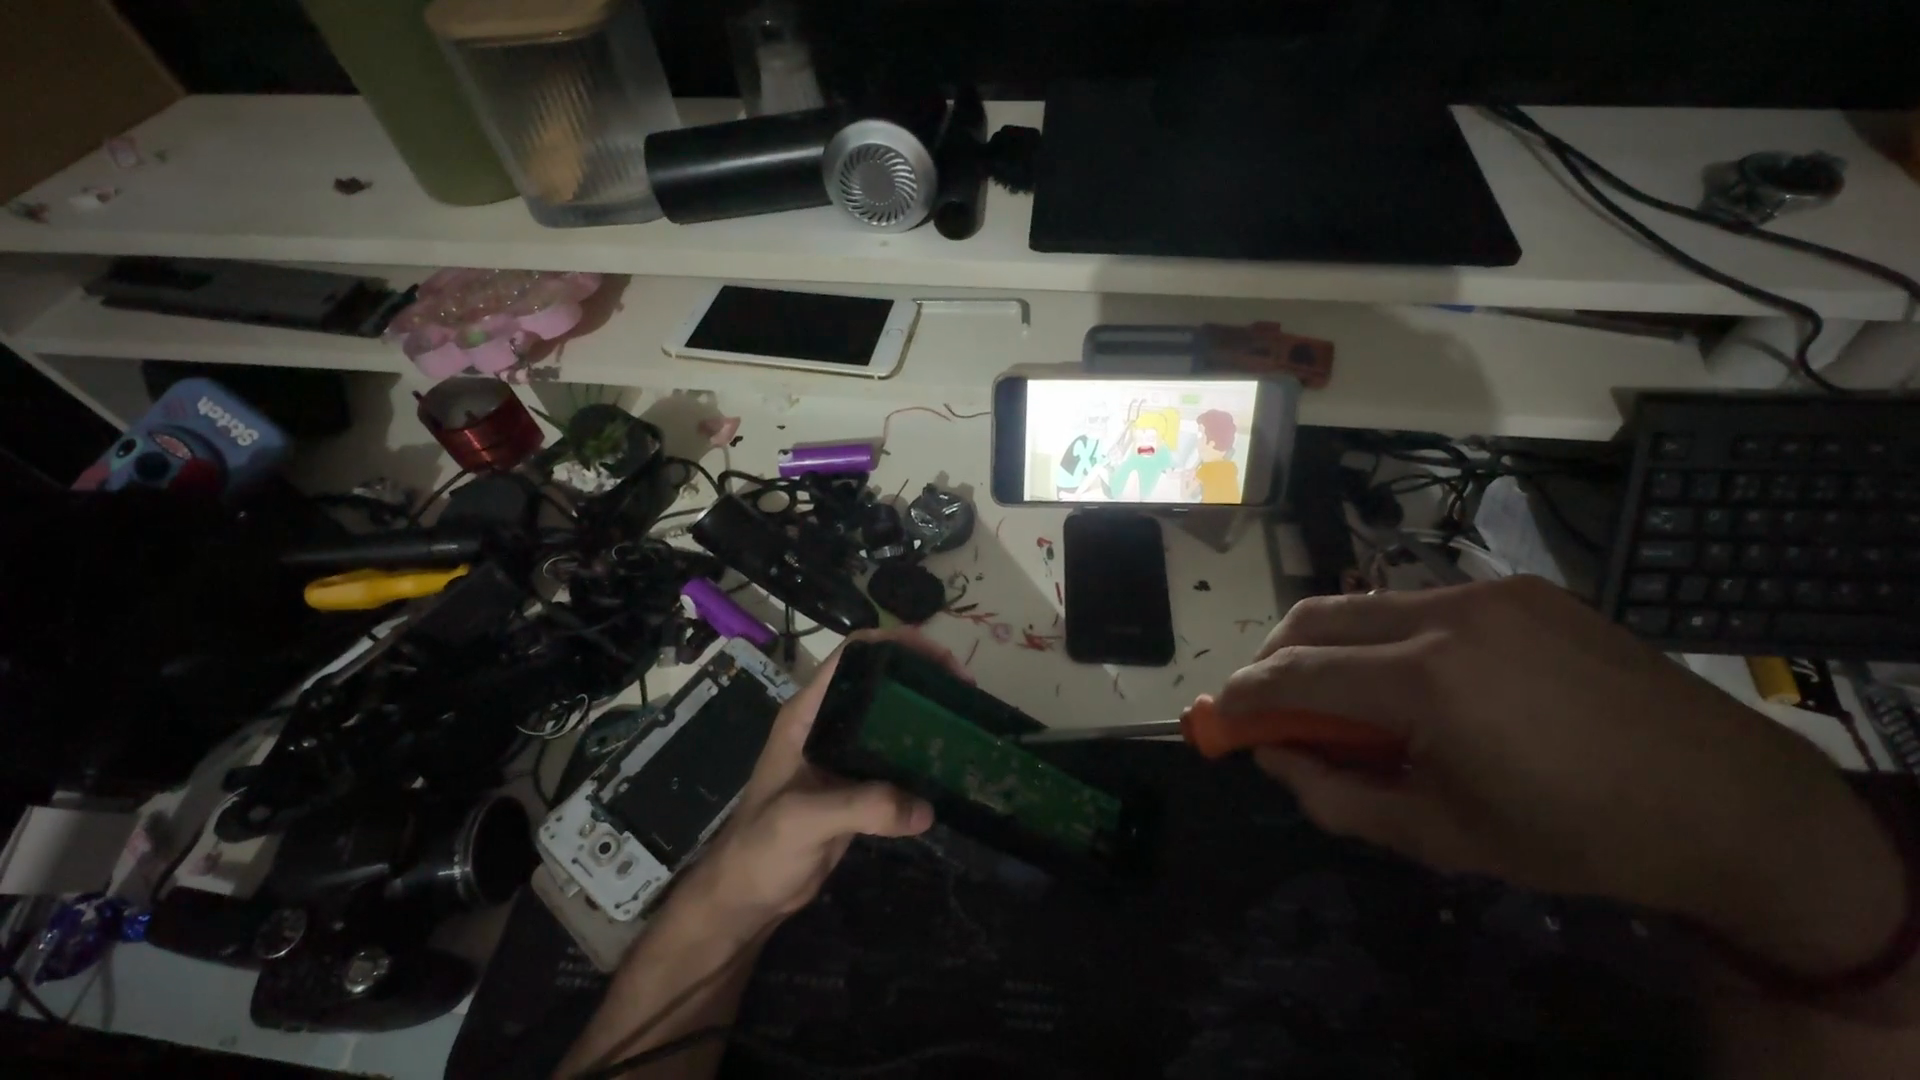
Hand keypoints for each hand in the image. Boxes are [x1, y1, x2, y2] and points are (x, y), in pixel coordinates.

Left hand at [681, 629, 956, 930]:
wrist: (746, 897)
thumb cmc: (760, 849)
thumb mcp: (803, 821)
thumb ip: (860, 807)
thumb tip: (925, 807)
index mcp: (808, 714)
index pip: (853, 656)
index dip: (895, 644)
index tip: (940, 660)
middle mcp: (828, 725)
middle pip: (880, 679)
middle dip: (922, 675)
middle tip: (964, 691)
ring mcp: (844, 755)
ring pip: (892, 716)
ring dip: (927, 712)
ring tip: (966, 720)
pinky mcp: (859, 786)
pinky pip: (897, 757)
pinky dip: (923, 753)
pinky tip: (949, 764)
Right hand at [1213, 576, 1905, 975]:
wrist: (1732, 803)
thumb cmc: (1577, 837)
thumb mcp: (1439, 836)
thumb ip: (1335, 795)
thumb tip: (1274, 756)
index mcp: (1426, 682)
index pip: (1295, 674)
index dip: (1245, 694)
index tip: (1220, 715)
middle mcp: (1446, 616)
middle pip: (1315, 618)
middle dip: (1272, 658)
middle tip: (1267, 703)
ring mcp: (1488, 593)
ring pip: (1366, 604)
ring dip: (1329, 644)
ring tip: (1342, 696)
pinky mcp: (1523, 590)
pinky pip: (1423, 602)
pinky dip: (1387, 635)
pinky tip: (1415, 679)